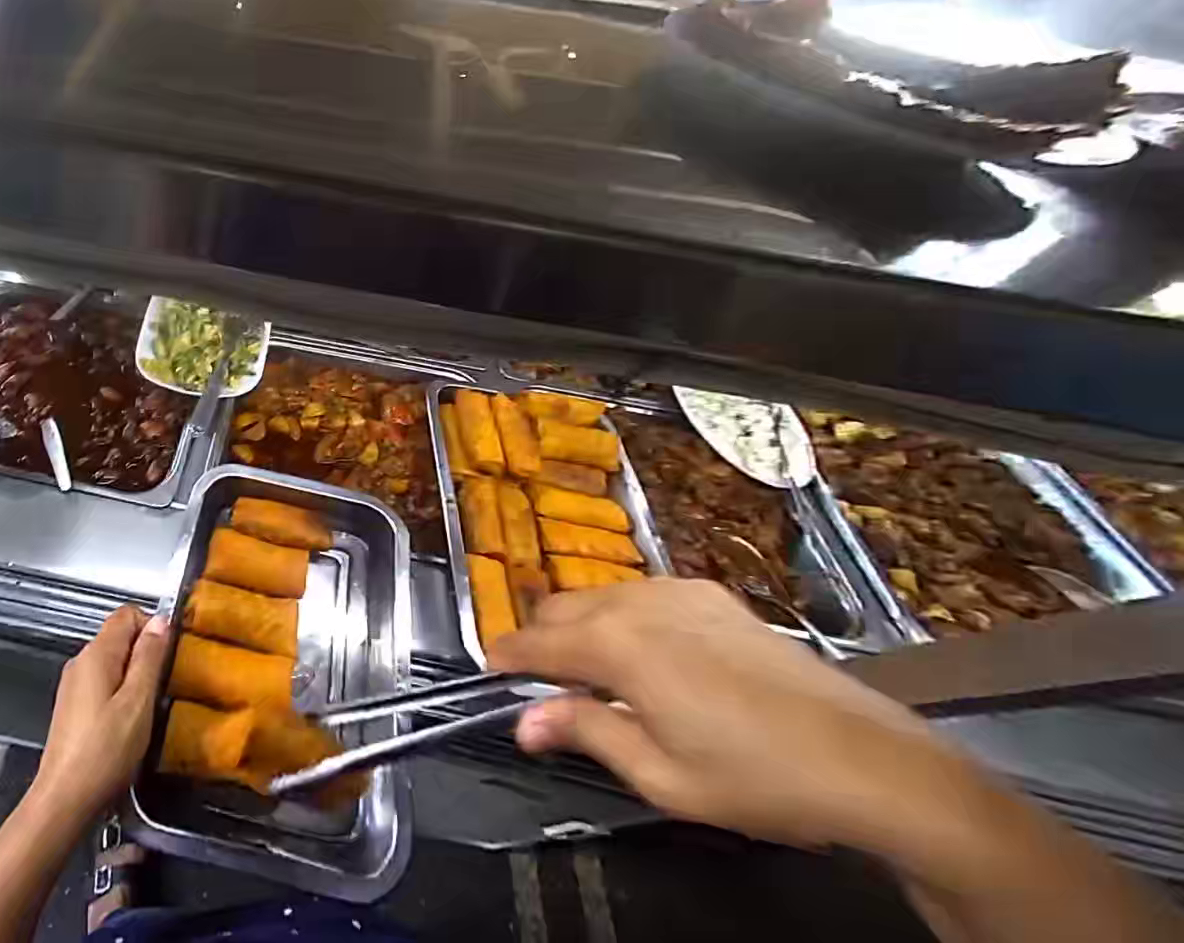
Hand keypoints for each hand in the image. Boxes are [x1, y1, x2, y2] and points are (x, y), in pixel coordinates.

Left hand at [30, 606, 170, 824]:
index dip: (151, 625)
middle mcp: (81, 661)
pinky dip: (121, 691)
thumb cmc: (105, 751)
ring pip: (113, 660)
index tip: (168, 653)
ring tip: (150, 705)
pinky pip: (103, 682)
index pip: (126, 613)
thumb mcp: (138, 702)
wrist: (64, 799)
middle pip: (119, 636)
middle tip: (163, 683)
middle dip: (146, 651)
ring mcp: (74, 684)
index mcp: (96, 654)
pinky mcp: (73, 706)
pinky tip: (129, 720)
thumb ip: (149, 658)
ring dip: (135, 674)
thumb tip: (160, 620)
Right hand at [489, 578, 979, 852]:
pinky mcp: (711, 595)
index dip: (505, 657)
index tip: (491, 673)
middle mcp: (635, 602)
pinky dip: (621, 616)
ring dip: (580, 626)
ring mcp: (676, 591)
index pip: (533, 641)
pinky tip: (651, 655)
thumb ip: (583, 732)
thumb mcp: (659, 774)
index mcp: (614, 644)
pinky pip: (640, 595)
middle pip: (558, 608)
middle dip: (541, 640)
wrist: (877, 763)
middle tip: (548, 685)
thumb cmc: (756, 777)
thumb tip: (523, 723)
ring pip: (596, 596)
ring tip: (599, 673)